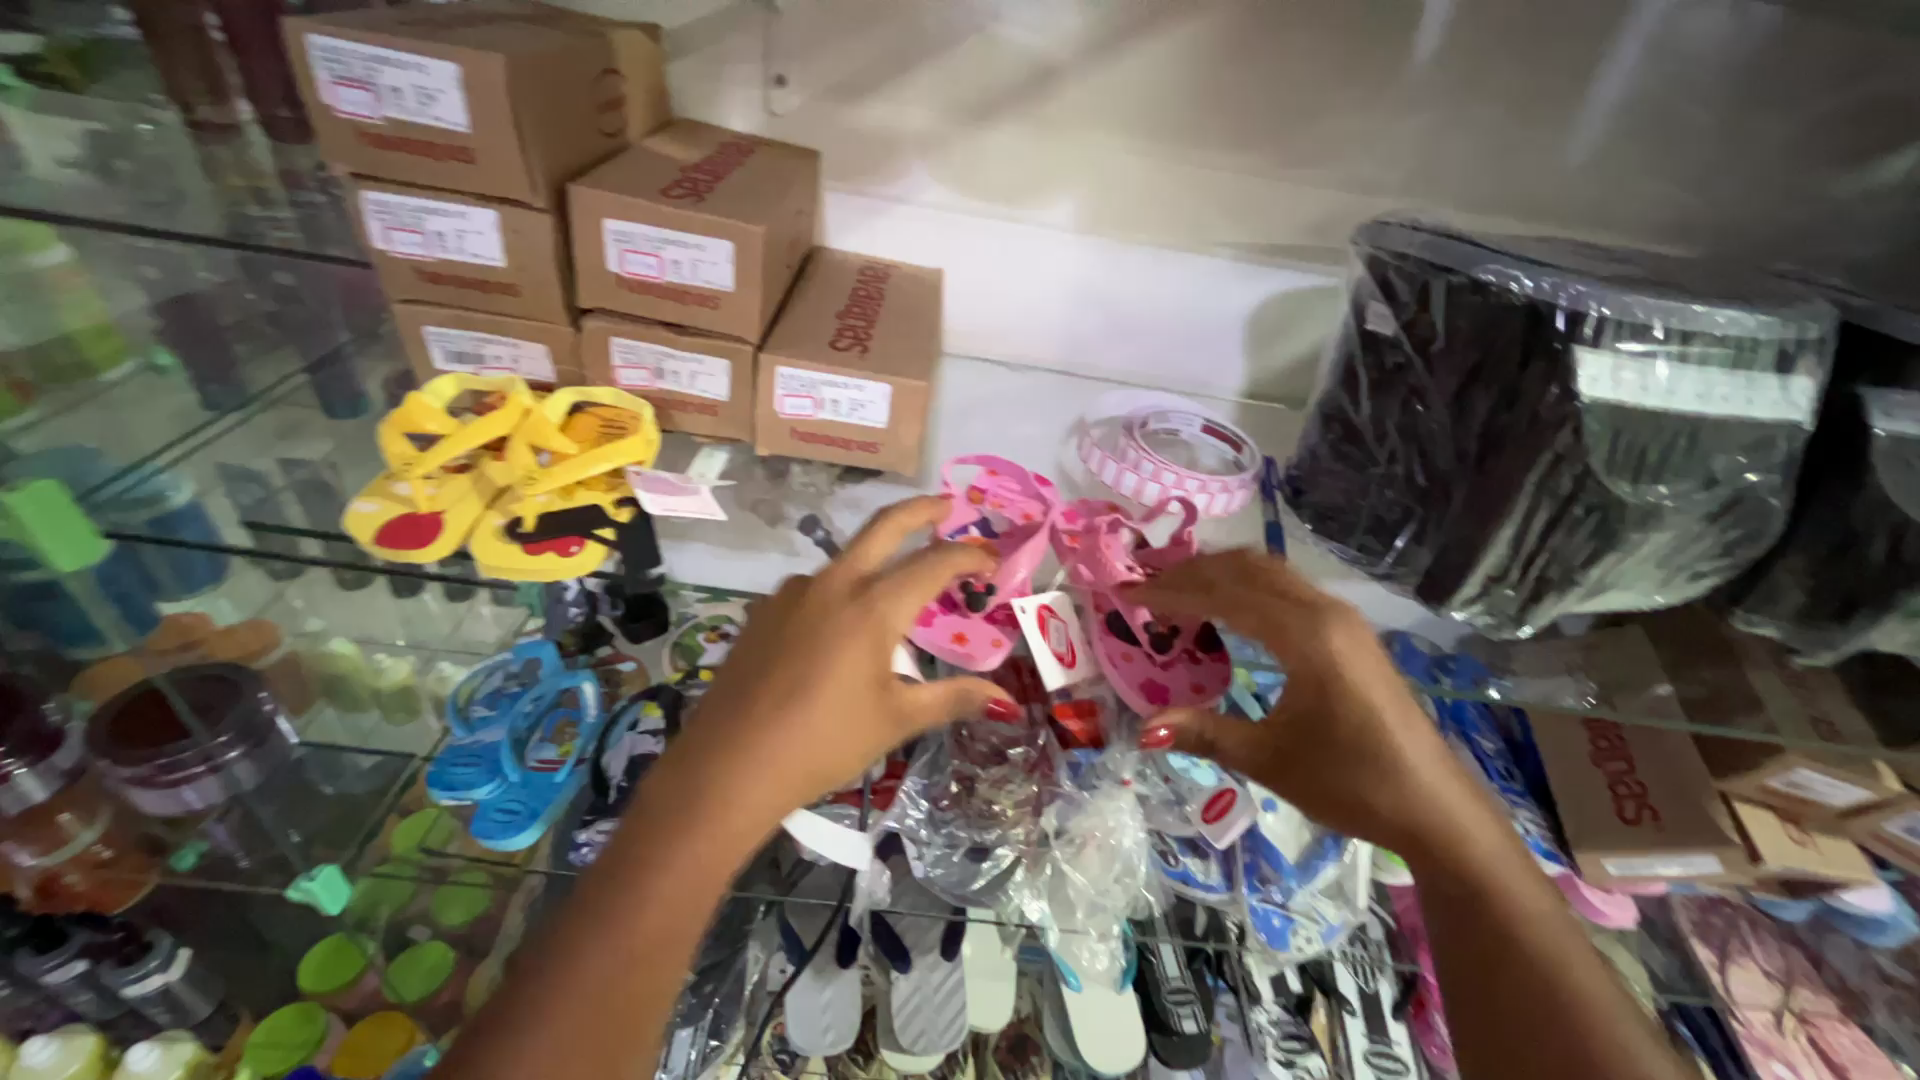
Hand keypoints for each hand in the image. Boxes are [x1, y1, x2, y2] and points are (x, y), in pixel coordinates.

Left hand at [666, 496, 1016, 823]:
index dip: (969, 556)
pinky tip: (838, 629)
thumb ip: (952, 699)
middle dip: (920, 510)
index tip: (992, 561)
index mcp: (873, 606)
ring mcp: (791, 594)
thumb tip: (1007, 704)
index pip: (934, 563)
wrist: (729, 765)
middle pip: (883, 526)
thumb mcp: (896, 720)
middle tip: (946, 507)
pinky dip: (839, 593)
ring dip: (876, 558)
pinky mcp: (763, 612)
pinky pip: (812, 589)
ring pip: (844, 559)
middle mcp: (833, 584)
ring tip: (894, 590)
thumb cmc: (823, 742)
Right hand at [1124, 549, 1494, 855]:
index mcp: (1306, 636)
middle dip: (1191, 572)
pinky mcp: (1349, 633)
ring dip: (1220, 575)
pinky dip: (1246, 588)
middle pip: (1246, 569)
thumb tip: (1144, 727)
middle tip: (1143, 584)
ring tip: (1174, 590)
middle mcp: (1325, 612)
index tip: (1126, 592)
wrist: (1433, 806)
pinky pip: (1286, 590)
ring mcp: (1342, 619)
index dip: (1172, 591)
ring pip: (1269, 574)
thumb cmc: (1351, 783)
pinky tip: (1224, 611)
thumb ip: (1204, 734)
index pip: (1225, 594)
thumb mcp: (1268, 759)